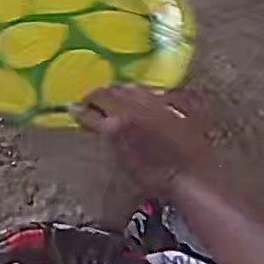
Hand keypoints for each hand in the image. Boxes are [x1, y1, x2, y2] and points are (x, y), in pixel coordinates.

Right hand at [77, 86, 220, 196]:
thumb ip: (104, 135)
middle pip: (108, 92)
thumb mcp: (122, 160)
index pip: (91, 110)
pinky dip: (139, 92)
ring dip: (116, 91)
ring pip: (128, 87)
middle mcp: (134, 106)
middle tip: (89, 102)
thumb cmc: (153, 176)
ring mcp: (153, 102)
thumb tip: (87, 118)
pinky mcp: (170, 103)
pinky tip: (138, 96)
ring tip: (111, 96)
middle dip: (96, 96)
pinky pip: (149, 90)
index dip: (80, 109)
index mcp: (117, 122)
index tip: (73, 109)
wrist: (190, 175)